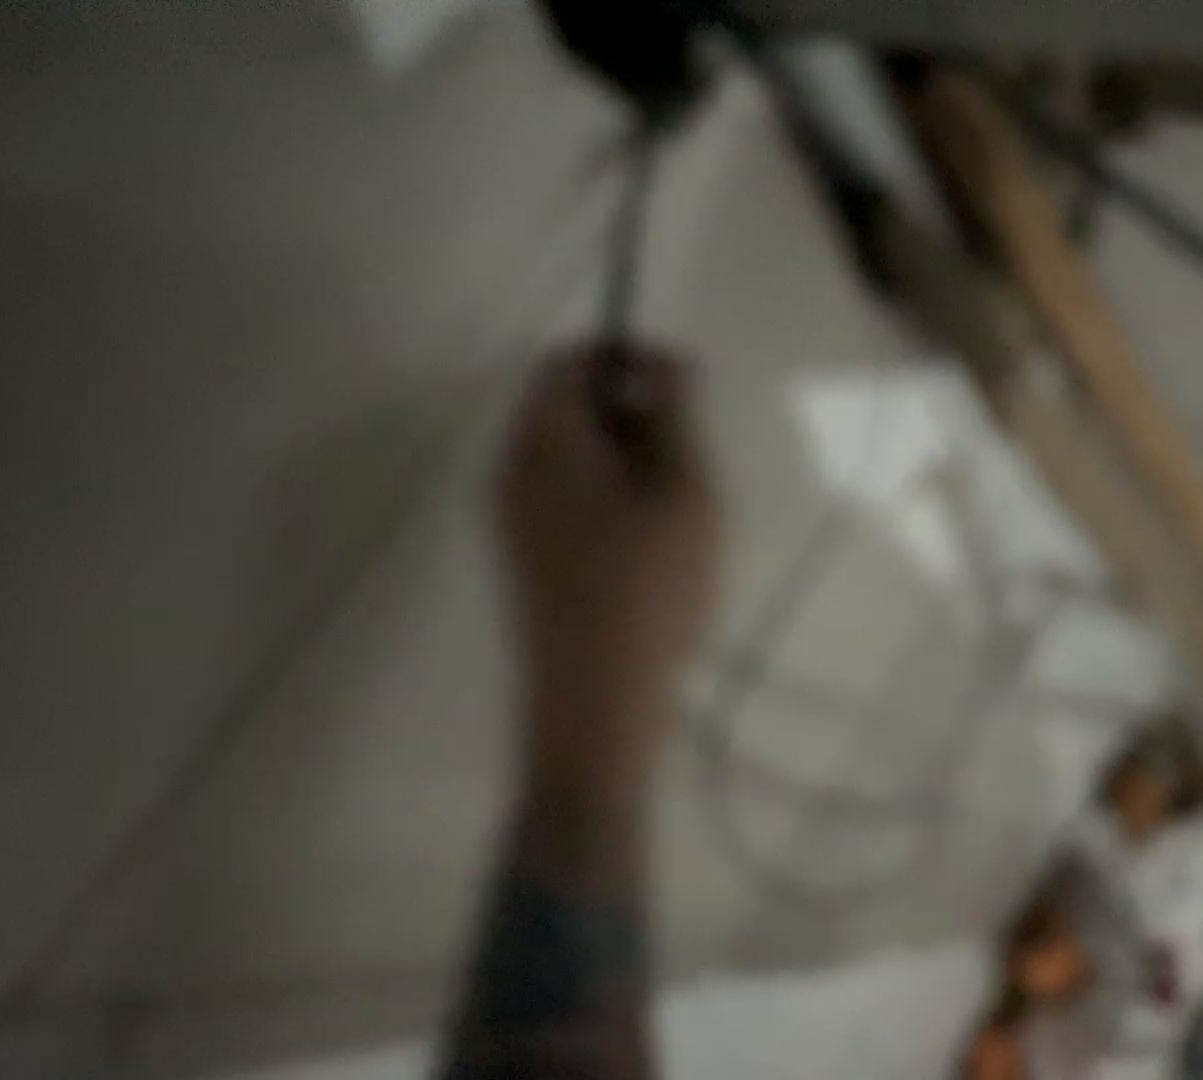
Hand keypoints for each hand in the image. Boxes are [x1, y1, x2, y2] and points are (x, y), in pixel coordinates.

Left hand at [498, 342, 720, 773]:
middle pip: (565, 405)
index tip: (687, 385)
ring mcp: (513, 518)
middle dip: (632, 409)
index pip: (570, 361)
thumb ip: (674, 415)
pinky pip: (563, 494)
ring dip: (625, 454)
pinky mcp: (525, 557)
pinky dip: (607, 491)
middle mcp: (513, 470)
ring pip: (568, 454)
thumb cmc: (651, 589)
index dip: (630, 358)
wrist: (596, 701)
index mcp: (545, 442)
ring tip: (676, 500)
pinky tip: (649, 539)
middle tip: (689, 450)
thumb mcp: (682, 490)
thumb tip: (667, 365)